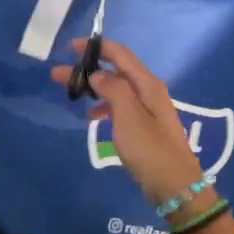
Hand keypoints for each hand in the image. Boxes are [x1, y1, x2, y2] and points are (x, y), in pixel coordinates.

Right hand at [51, 39, 207, 206]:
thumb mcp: (128, 116)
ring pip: (117, 89)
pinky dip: (104, 105)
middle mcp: (149, 92)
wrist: (174, 186)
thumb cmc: (150, 149)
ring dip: (94, 88)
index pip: (121, 54)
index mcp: (148, 84)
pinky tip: (92, 116)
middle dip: (88, 69)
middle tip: (58, 75)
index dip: (96, 47)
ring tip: (72, 94)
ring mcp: (148, 110)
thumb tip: (97, 74)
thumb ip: (112, 89)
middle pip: (116, 70)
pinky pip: (121, 106)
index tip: (71, 48)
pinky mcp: (144, 127)